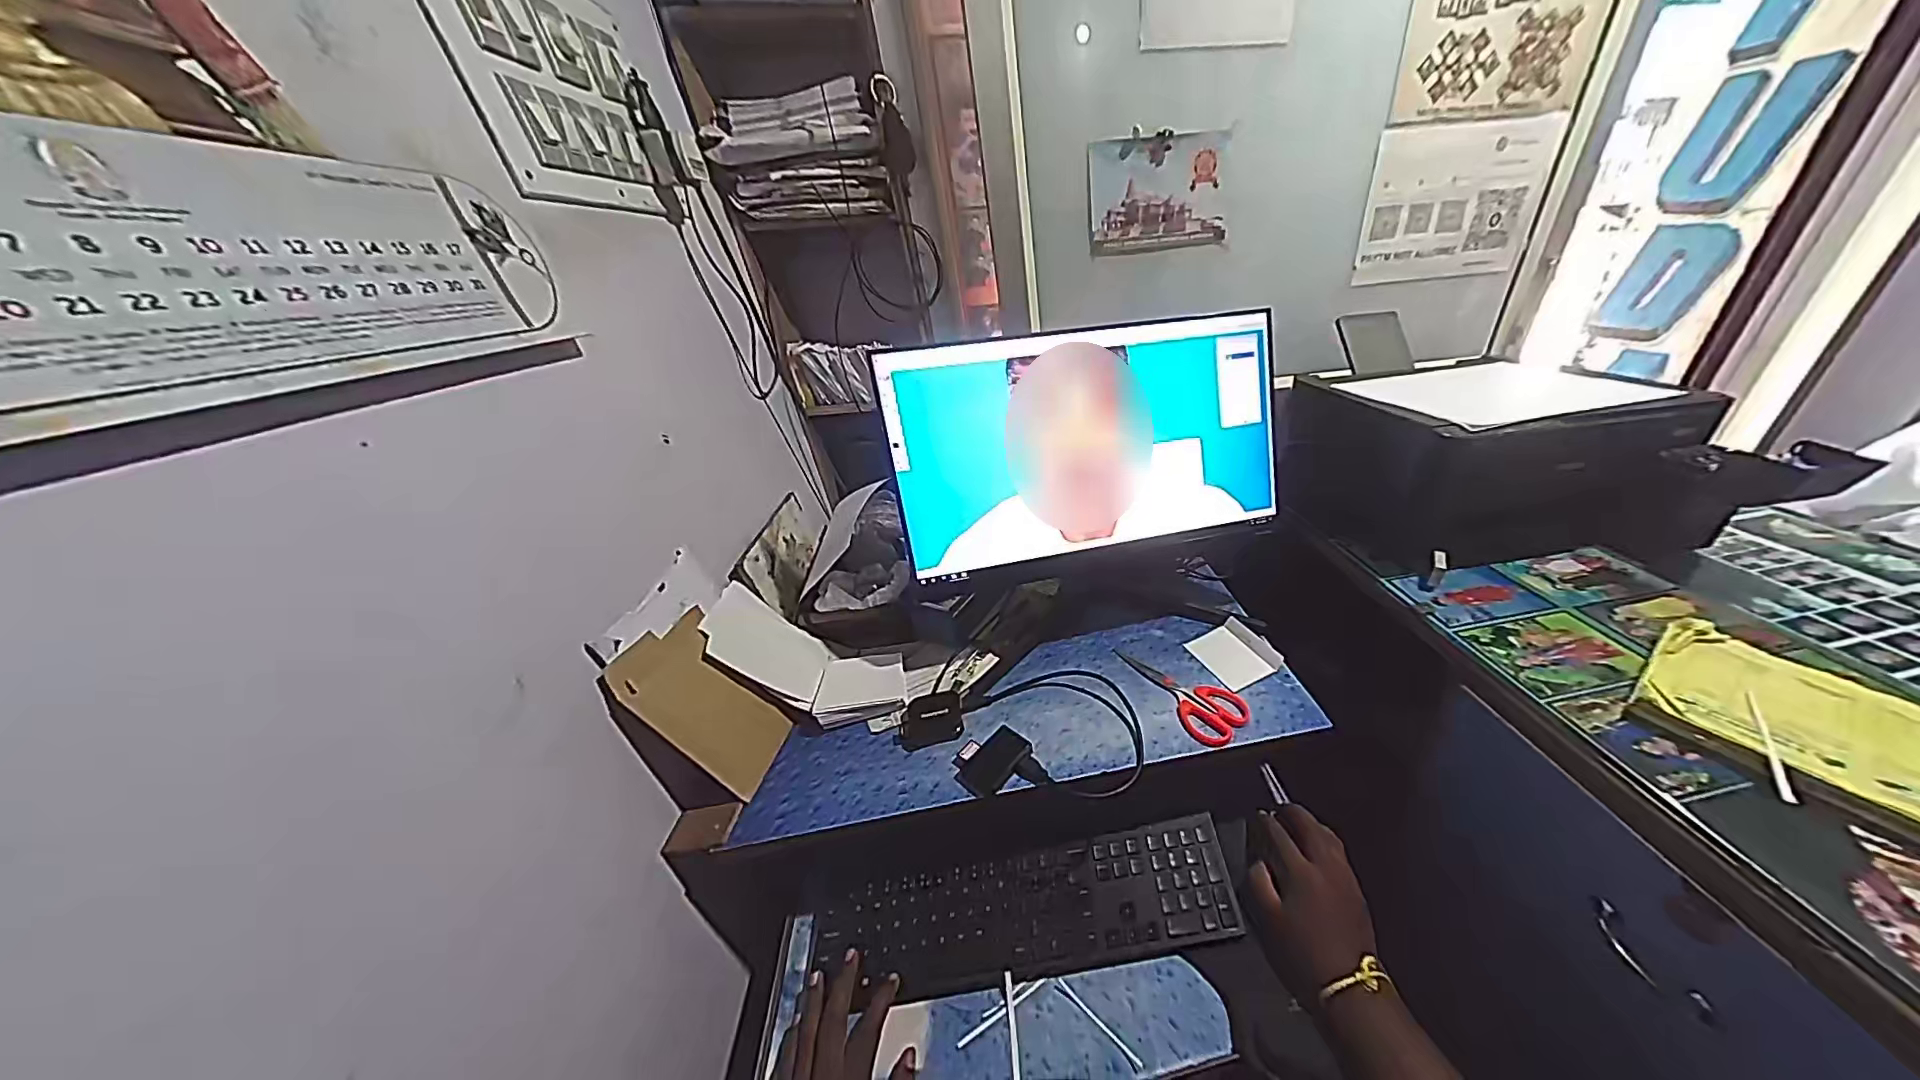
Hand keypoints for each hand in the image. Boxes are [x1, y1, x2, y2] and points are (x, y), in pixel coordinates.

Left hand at [775, 949, 916, 1079]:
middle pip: (832, 1020)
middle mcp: (821, 1075)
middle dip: (843, 983)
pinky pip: (783, 1056)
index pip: (868, 1030)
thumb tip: (909, 1056)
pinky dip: (791, 1034)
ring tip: (818, 974)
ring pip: (803, 1032)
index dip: (881, 1000)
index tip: (890, 979)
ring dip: (812, 1001)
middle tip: (851, 956)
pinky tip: (795, 1021)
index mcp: (849, 1079)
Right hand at [1245, 805, 1377, 995]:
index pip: (1279, 834)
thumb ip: (1258, 882)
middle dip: (1292, 813)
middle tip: (1280, 808)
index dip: (1266, 822)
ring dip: (1312, 823)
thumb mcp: (1268, 918)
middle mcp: (1326, 869)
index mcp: (1301, 873)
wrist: (1348, 985)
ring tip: (1299, 821)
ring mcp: (1345, 878)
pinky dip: (1325, 839)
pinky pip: (1339, 852)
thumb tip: (1258, 863)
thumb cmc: (1305, 956)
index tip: (1259, 817)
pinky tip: (1319, 847)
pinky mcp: (1357, 891)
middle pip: (1309, 827)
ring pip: (1329, 837)